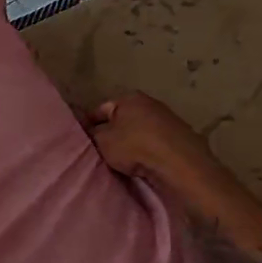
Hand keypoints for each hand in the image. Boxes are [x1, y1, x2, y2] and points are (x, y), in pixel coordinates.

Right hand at [83, 93, 216, 184]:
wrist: (178, 163)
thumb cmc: (135, 146)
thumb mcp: (103, 141)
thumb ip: (93, 133)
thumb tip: (91, 131)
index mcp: (129, 98)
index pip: (100, 109)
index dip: (89, 124)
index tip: (82, 139)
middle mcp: (149, 103)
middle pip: (121, 120)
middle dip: (111, 134)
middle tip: (99, 152)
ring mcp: (167, 119)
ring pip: (138, 132)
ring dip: (130, 143)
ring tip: (120, 161)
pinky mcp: (179, 136)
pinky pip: (153, 143)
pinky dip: (146, 151)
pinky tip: (141, 164)